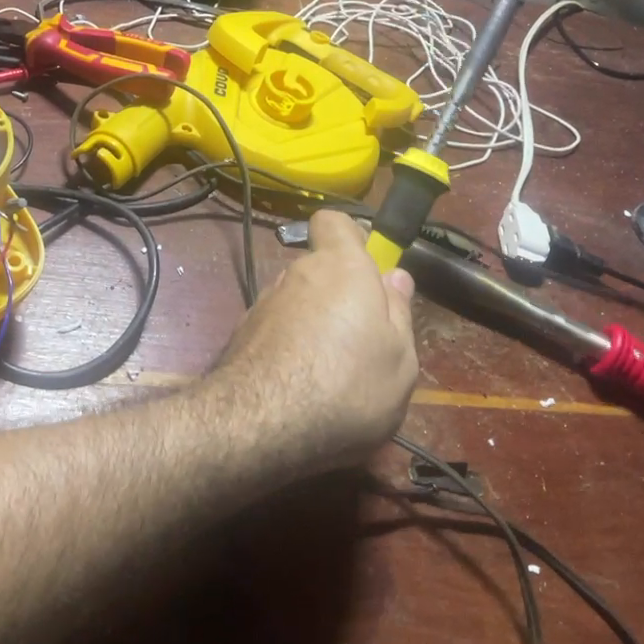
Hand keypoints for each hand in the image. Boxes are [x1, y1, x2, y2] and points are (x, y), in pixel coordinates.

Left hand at [205, 210, 417, 464]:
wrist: (260, 421)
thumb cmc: (348, 386)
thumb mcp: (400, 359)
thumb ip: (399, 312)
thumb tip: (395, 275)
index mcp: (340, 267)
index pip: (334, 222)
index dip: (353, 238)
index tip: (371, 270)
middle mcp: (295, 273)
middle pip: (320, 269)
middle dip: (340, 295)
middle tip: (365, 340)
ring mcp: (264, 302)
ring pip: (298, 301)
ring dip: (315, 323)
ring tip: (334, 372)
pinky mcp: (242, 332)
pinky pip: (277, 328)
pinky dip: (290, 345)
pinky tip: (301, 385)